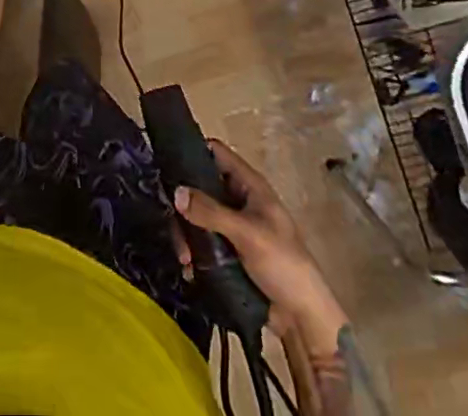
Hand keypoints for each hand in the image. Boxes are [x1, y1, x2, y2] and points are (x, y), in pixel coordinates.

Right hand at [173, 140, 349, 351]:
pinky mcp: (229, 252)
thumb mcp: (246, 233)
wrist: (300, 314)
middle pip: (202, 188)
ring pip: (199, 217)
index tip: (167, 166)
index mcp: (250, 186)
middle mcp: (240, 200)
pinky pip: (203, 242)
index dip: (194, 152)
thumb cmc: (281, 263)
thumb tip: (177, 192)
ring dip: (188, 235)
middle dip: (186, 208)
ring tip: (185, 260)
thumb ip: (211, 212)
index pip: (218, 154)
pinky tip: (190, 270)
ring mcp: (234, 226)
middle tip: (176, 232)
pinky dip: (194, 252)